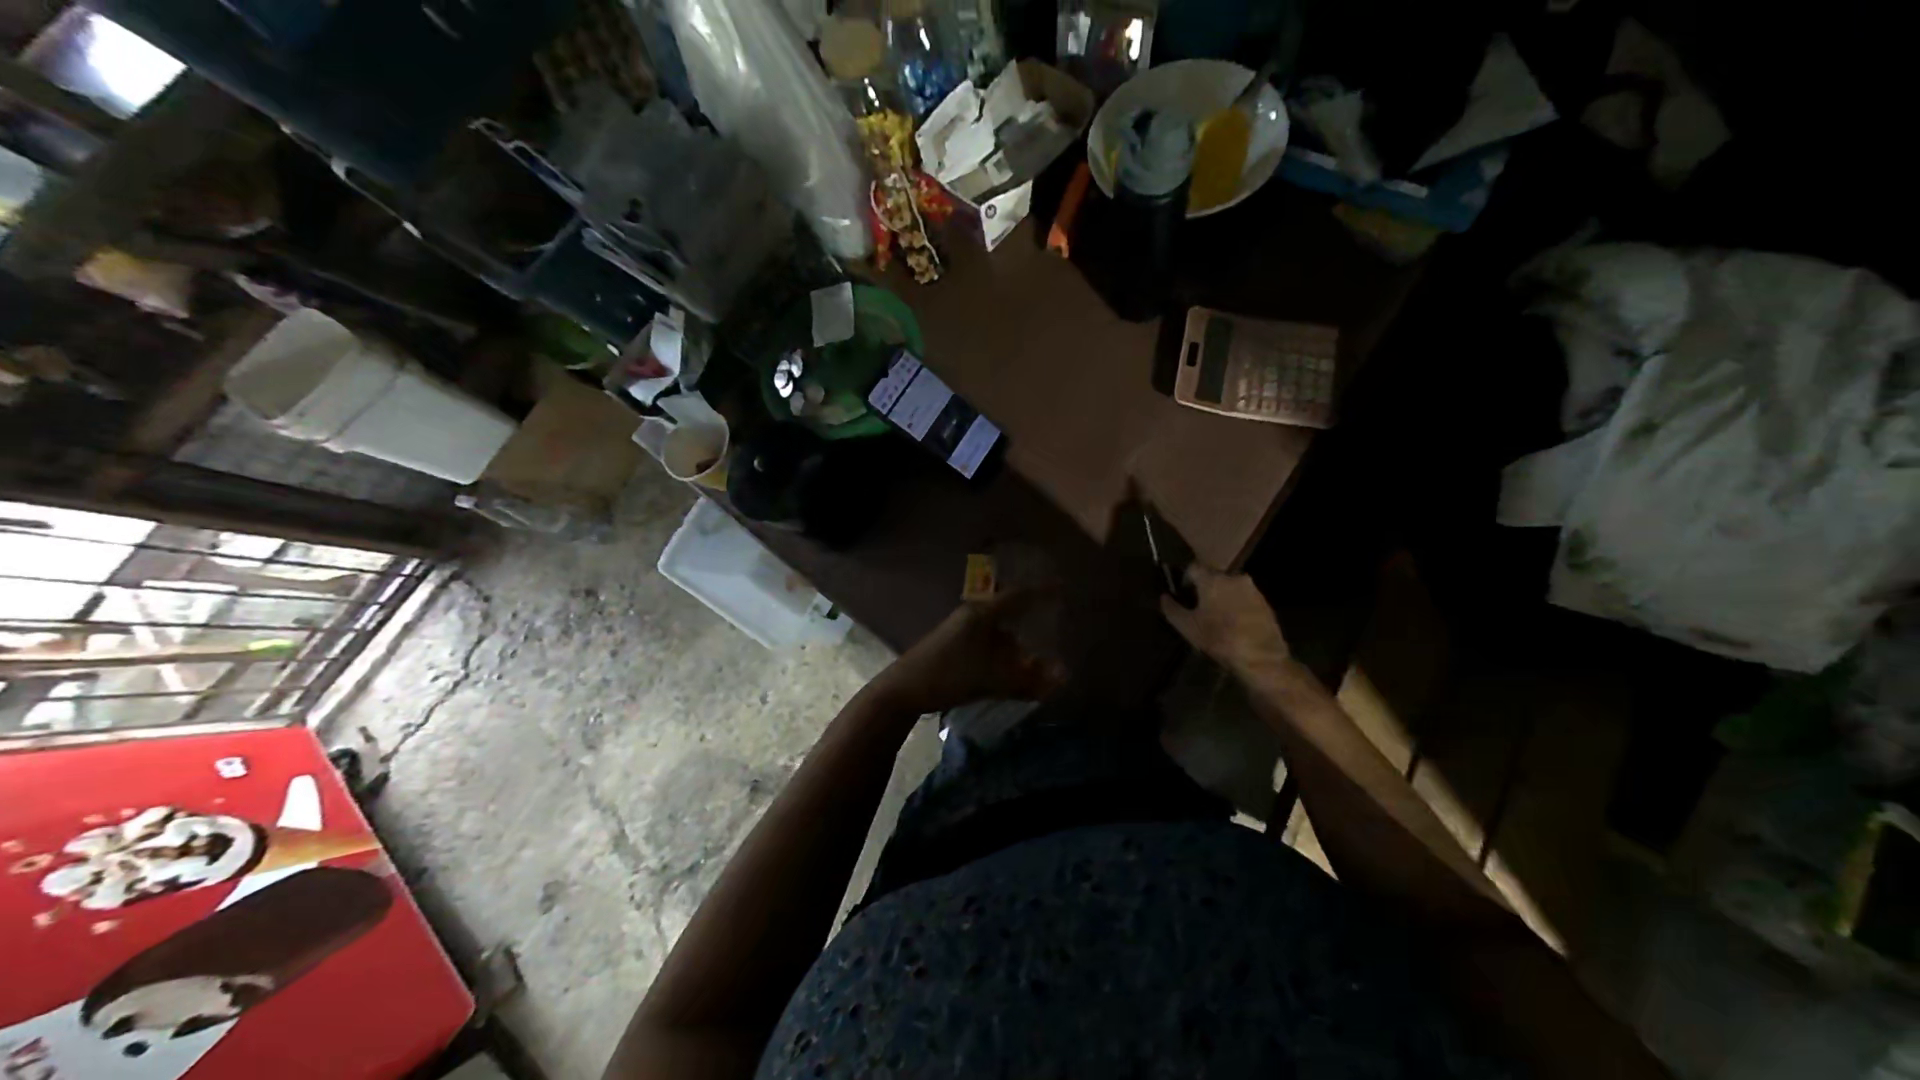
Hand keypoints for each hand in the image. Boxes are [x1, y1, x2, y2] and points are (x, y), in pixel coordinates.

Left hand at [870, 589, 1065, 714]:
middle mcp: (972, 616)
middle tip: (1053, 624)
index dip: (1042, 592)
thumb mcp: (993, 680)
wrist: (903, 690)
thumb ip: (1029, 680)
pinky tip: (1011, 670)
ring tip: (1036, 657)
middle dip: (1030, 619)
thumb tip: (1063, 677)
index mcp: (981, 614)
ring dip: (1016, 642)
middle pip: (1008, 612)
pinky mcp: (954, 646)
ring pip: (998, 631)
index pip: (1018, 595)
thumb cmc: (949, 675)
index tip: (1062, 587)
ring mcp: (960, 630)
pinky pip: (987, 644)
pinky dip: (1003, 653)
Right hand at [1160, 566, 1290, 675]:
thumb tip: (1164, 597)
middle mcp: (1234, 577)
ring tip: (1218, 618)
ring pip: (1231, 588)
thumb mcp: (1187, 627)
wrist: (1260, 658)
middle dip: (1205, 589)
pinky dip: (1237, 606)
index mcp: (1213, 579)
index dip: (1185, 580)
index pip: (1193, 567)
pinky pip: (1245, 598)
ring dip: (1222, 597)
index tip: (1183, 595)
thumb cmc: (1218, 639)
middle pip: (1214, 577)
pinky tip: (1234, 624)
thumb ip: (1172, 609)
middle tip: (1199, 608)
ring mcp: (1253, 590)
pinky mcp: (1266, 603)